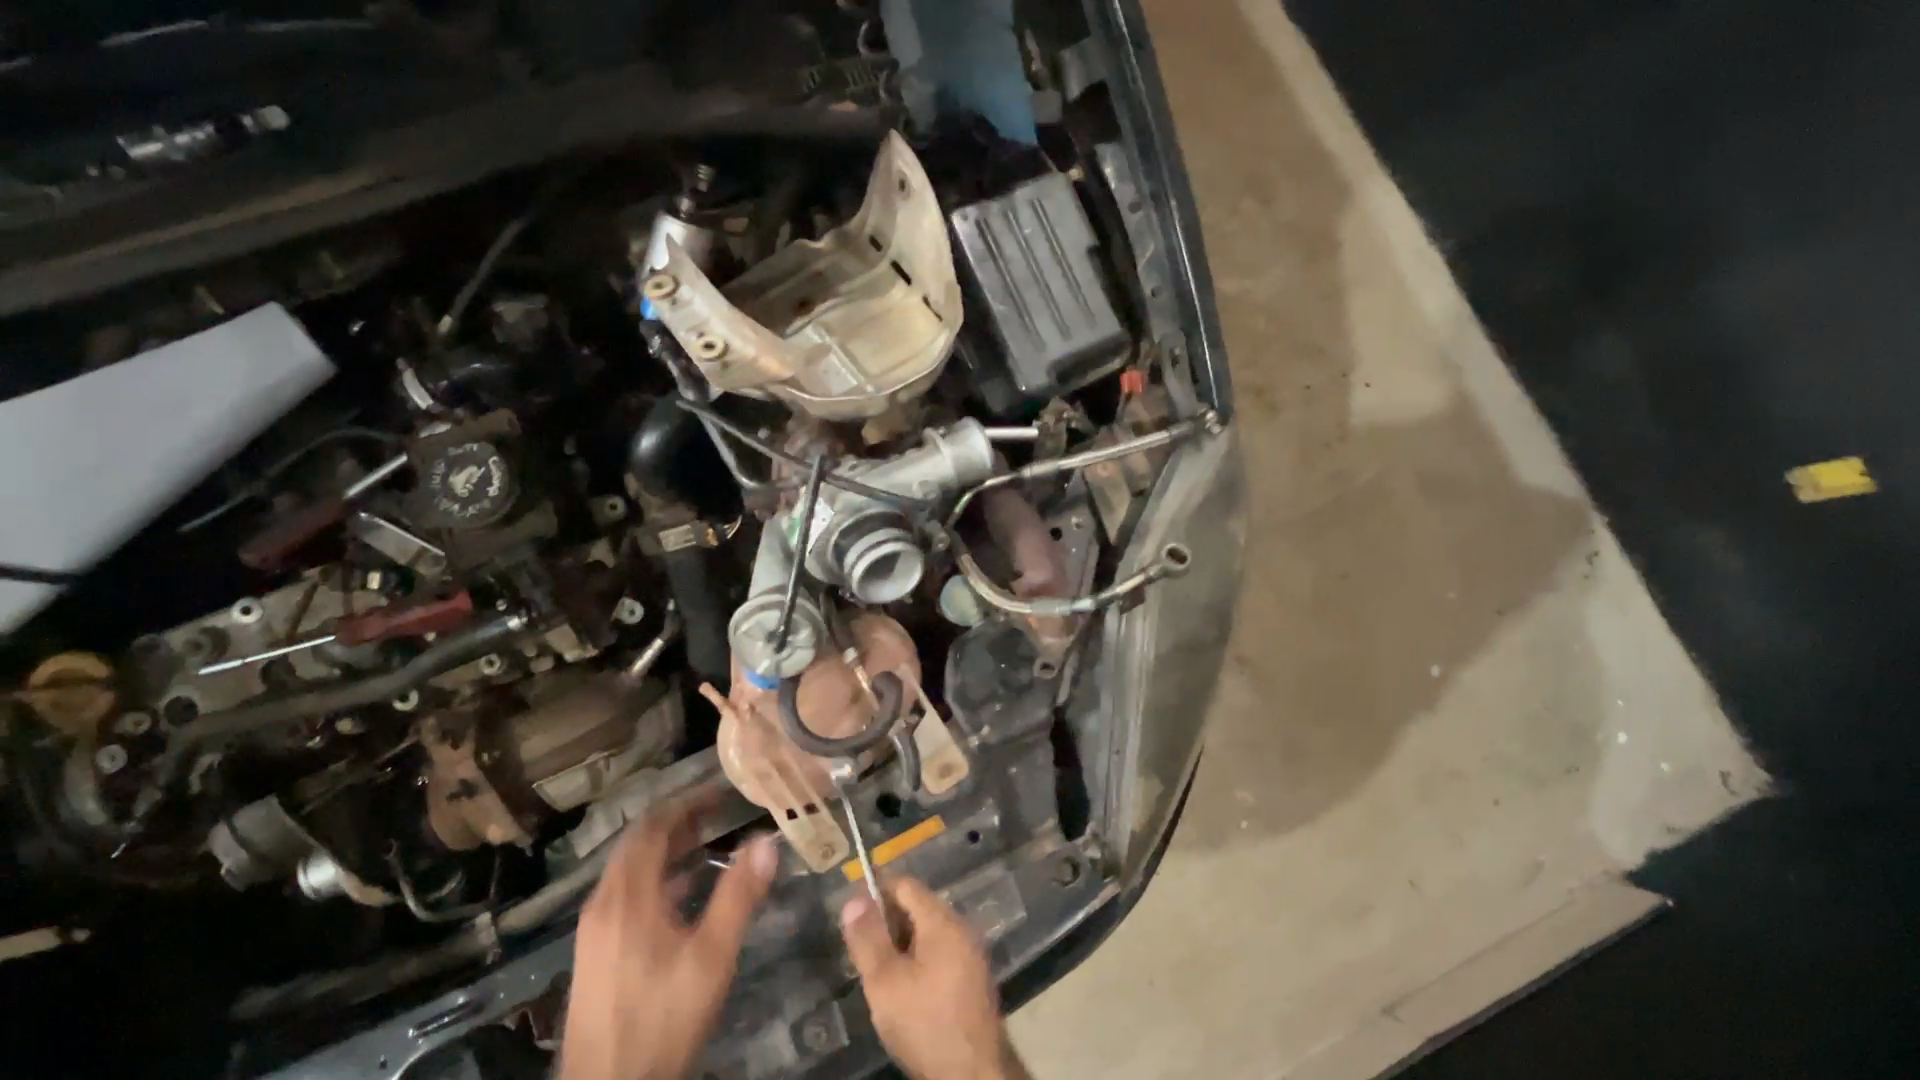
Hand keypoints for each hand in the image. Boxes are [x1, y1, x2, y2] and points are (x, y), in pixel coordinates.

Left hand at [557, 805, 779, 1079]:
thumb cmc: (663, 1017)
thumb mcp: (711, 958)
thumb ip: (738, 896)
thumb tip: (767, 840)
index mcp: (627, 896)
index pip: (651, 827)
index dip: (686, 804)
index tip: (721, 793)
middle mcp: (603, 903)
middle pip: (636, 845)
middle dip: (677, 824)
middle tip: (718, 815)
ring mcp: (594, 929)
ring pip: (628, 871)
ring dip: (665, 852)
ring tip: (707, 848)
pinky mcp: (594, 953)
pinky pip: (624, 895)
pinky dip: (654, 880)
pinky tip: (681, 898)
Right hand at [840, 879, 1028, 1079]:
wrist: (973, 1074)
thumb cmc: (926, 1022)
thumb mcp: (885, 981)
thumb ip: (868, 938)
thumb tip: (855, 898)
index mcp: (943, 922)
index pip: (905, 885)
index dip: (875, 892)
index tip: (852, 914)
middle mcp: (962, 929)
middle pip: (917, 907)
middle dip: (887, 922)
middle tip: (861, 950)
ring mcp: (971, 955)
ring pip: (927, 933)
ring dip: (900, 945)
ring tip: (877, 971)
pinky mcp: (972, 980)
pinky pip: (939, 954)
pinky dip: (917, 961)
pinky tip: (902, 989)